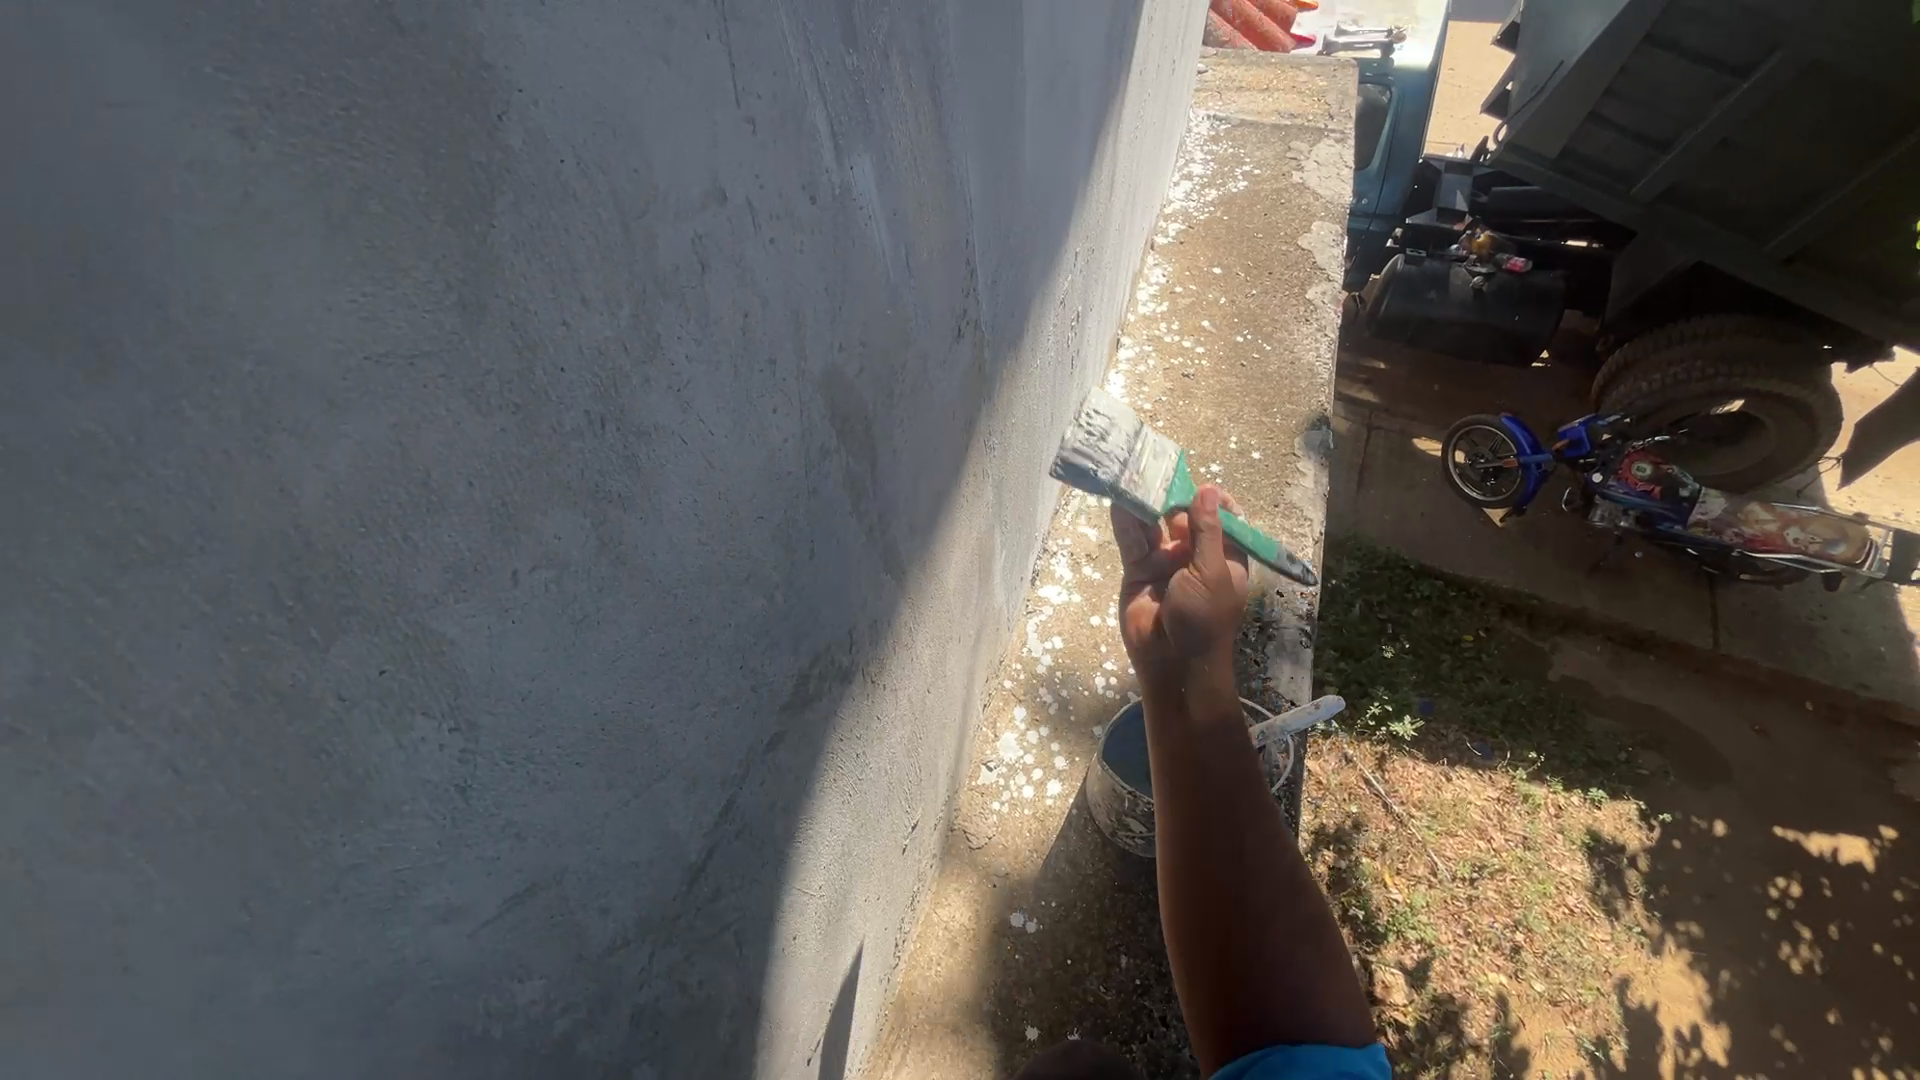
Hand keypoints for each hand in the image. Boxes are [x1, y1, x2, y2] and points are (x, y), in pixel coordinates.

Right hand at [1110, 485, 1250, 686]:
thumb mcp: (1213, 572)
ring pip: (1155, 526)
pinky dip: (1126, 522)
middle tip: (1160, 474)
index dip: (1213, 501)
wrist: (1173, 661)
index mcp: (1224, 557)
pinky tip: (1120, 502)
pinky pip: (1133, 541)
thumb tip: (1208, 490)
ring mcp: (1164, 562)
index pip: (1223, 520)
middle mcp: (1194, 555)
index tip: (1201, 486)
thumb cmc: (1205, 619)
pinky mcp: (1138, 570)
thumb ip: (1206, 531)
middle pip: (1184, 517)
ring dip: (1147, 505)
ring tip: (1136, 480)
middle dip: (1173, 497)